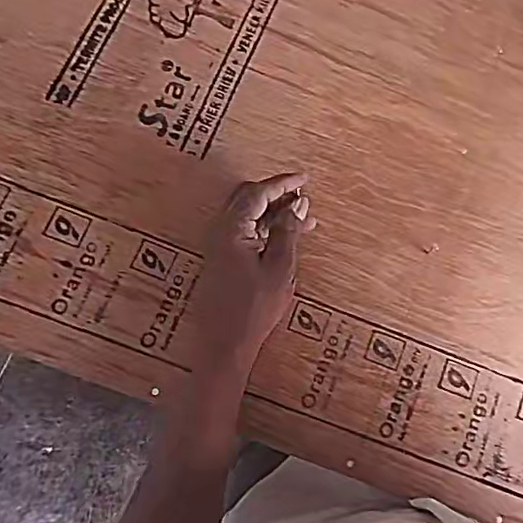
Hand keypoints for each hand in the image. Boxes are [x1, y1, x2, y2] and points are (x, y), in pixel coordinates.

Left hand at [190, 173, 316, 377]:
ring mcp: (219, 246)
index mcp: (232, 230)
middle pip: (248, 199)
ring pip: (247, 216)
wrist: (226, 343)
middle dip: (276, 194)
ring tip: (303, 218)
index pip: (258, 194)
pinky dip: (265, 228)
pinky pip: (244, 232)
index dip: (282, 184)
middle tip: (302, 196)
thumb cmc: (253, 309)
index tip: (303, 180)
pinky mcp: (222, 260)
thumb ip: (288, 232)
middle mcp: (220, 232)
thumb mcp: (280, 268)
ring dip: (273, 213)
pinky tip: (284, 237)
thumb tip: (298, 205)